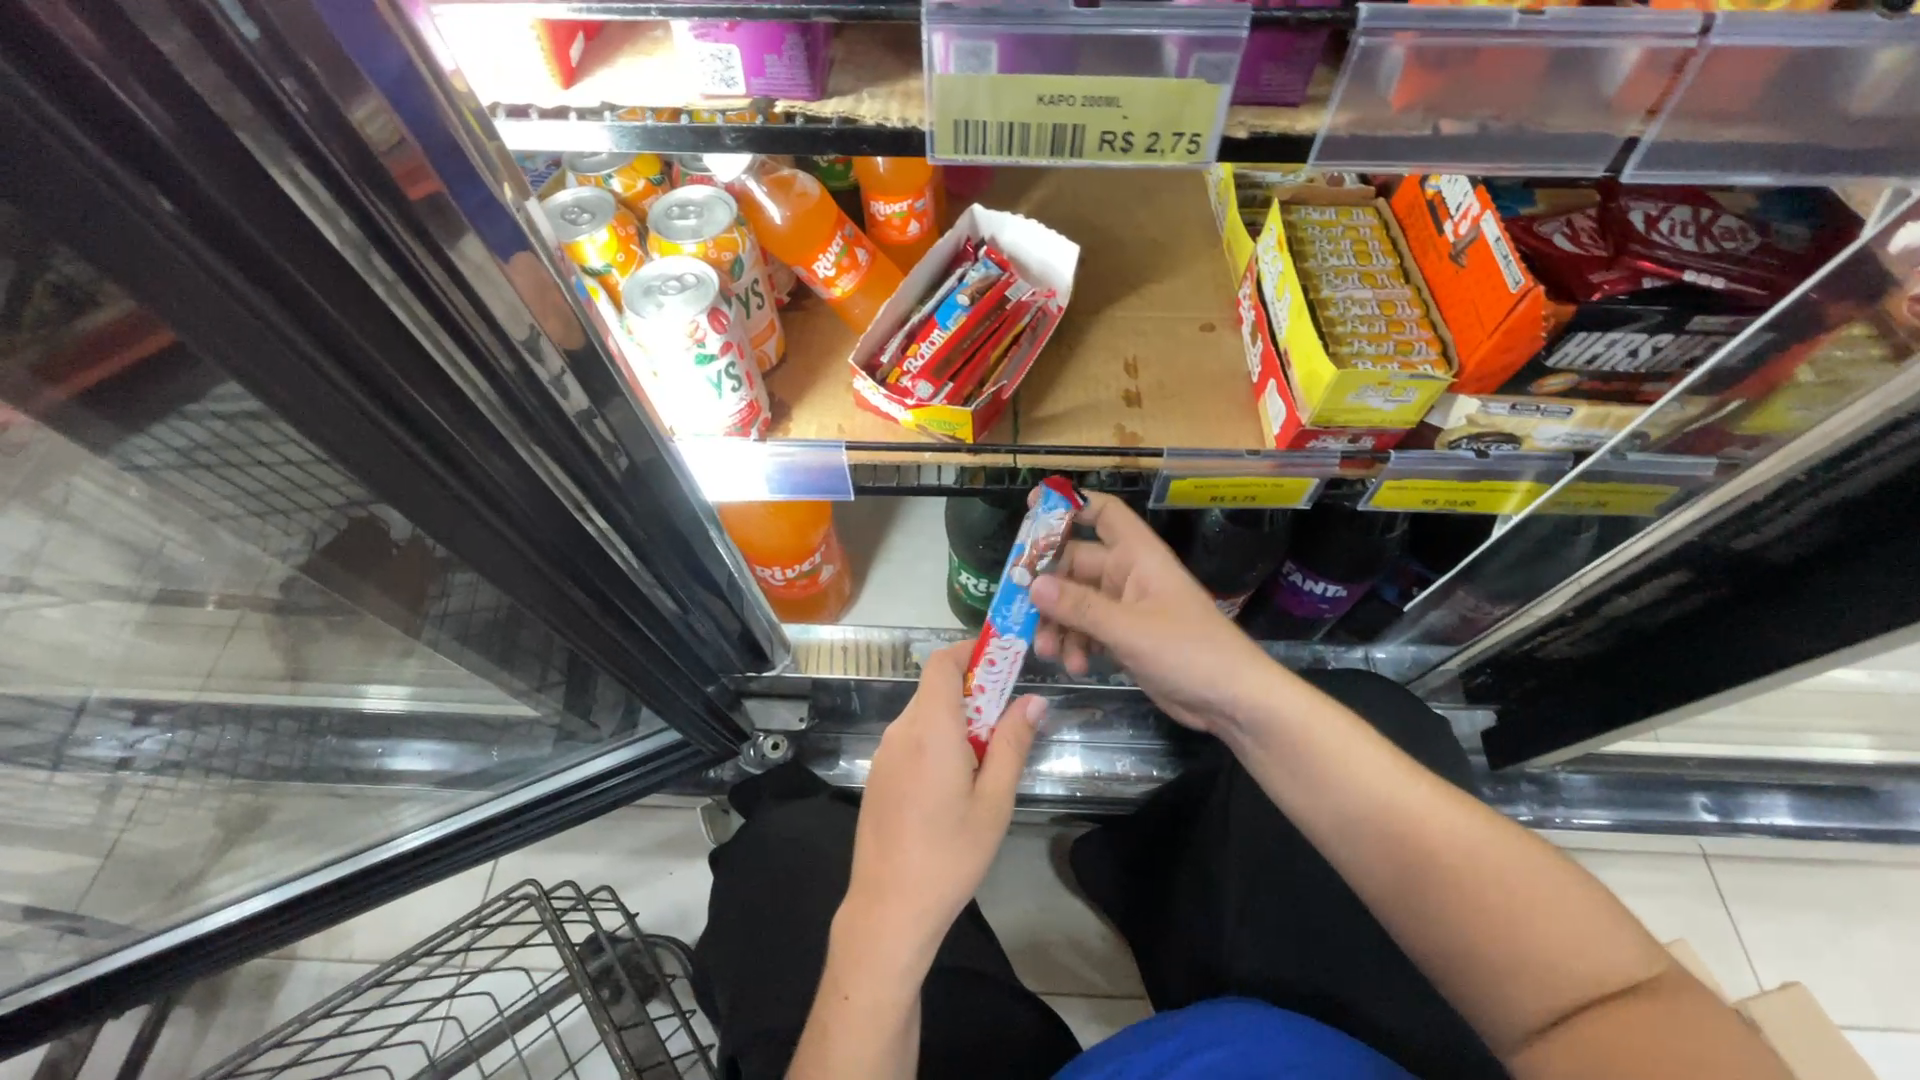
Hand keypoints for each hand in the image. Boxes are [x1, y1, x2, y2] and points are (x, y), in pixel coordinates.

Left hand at [842, 643, 1045, 959]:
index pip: (942, 664)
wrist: (889, 907)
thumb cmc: (950, 855)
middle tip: (1008, 719)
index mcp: (930, 730)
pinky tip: (955, 781)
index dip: (971, 651)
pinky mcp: (878, 776)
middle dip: (973, 691)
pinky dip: (936, 740)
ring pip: (923, 715)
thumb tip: (1033, 700)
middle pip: (935, 689)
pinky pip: (910, 739)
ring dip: (956, 719)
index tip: (1003, 659)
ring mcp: (884, 754)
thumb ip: (1012, 744)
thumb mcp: (994, 801)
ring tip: (987, 759)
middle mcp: (900, 732)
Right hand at [1030, 490, 1283, 736]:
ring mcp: (1126, 608)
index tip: (1031, 511)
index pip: (1102, 513)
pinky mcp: (1124, 638)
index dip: (1069, 506)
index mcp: (1137, 556)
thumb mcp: (1130, 629)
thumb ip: (1079, 607)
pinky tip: (1074, 666)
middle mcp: (1128, 575)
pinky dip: (1075, 645)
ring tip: (1047, 651)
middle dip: (1047, 588)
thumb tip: (1032, 585)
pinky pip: (1087, 630)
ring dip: (1057, 624)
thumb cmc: (1189, 651)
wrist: (1231, 700)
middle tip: (1019, 610)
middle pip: (1074, 565)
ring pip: (1075, 602)